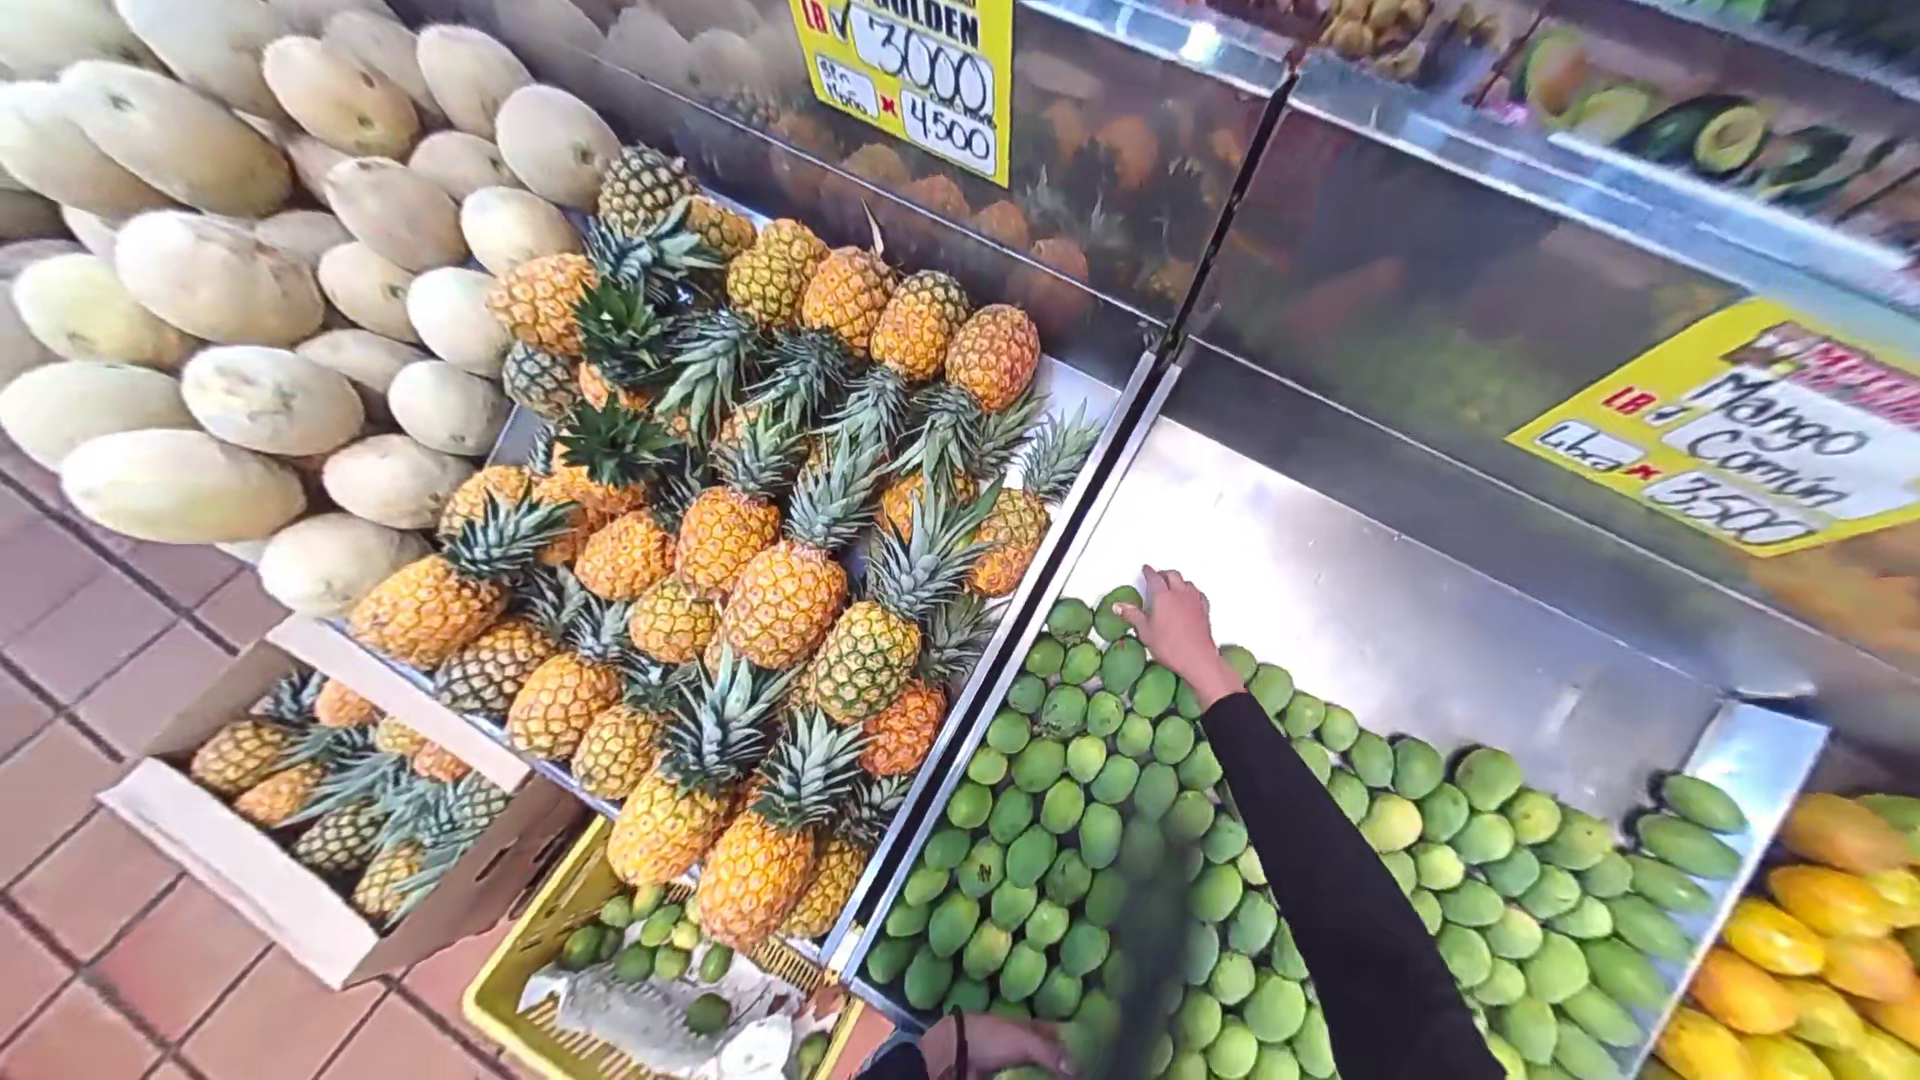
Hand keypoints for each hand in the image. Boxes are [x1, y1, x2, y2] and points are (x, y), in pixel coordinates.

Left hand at [919, 1012, 1071, 1079]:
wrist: (957, 1053)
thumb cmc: (991, 1038)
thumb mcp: (1022, 1039)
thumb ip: (1049, 1051)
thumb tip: (1077, 1069)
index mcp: (1028, 1028)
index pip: (1054, 1033)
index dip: (1069, 1042)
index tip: (1088, 1054)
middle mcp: (1023, 1044)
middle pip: (1047, 1058)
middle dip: (1060, 1068)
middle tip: (1079, 1075)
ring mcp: (1013, 1064)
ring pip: (1036, 1073)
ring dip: (1046, 1077)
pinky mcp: (1005, 1078)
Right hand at [1112, 567, 1242, 709]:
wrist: (1197, 658)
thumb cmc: (1168, 646)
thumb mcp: (1145, 631)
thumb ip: (1132, 615)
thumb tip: (1117, 606)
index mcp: (1163, 596)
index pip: (1155, 578)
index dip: (1149, 572)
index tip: (1145, 569)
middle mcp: (1180, 594)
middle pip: (1173, 575)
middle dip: (1164, 573)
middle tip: (1157, 577)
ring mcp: (1194, 601)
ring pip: (1187, 582)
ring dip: (1178, 581)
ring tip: (1172, 586)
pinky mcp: (1205, 610)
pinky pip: (1198, 593)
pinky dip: (1191, 591)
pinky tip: (1189, 597)